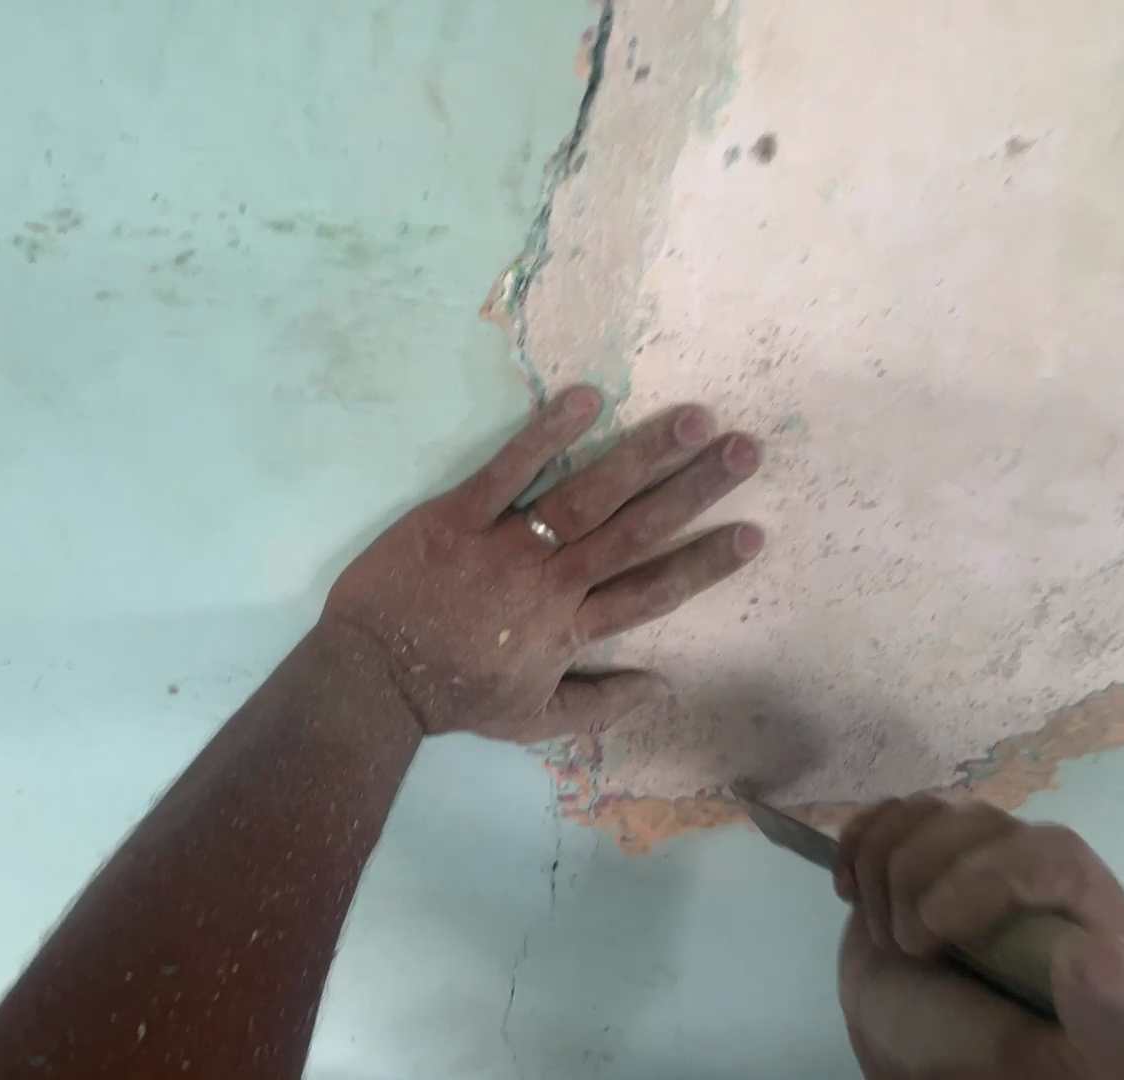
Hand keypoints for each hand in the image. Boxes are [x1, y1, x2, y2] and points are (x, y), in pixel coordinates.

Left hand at [322, 385, 763, 742]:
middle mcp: (551, 583)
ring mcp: (504, 546)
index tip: (753, 533)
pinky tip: (585, 398)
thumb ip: (601, 706)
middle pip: (634, 532)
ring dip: (640, 457)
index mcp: (571, 631)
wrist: (370, 679)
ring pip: (584, 497)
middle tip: (744, 451)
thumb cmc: (454, 696)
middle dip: (693, 491)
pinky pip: (505, 472)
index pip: (654, 593)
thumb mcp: (532, 722)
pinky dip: (543, 435)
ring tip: (691, 420)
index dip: (706, 564)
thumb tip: (665, 688)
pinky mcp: (456, 518)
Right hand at [835, 797, 1123, 1078]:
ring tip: (886, 935)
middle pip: (982, 823)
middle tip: (903, 944)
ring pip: (929, 810)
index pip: (1056, 856)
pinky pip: (889, 812)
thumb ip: (1121, 1035)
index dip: (985, 876)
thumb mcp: (1072, 1076)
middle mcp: (1051, 883)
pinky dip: (856, 843)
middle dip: (920, 876)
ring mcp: (982, 864)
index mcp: (1113, 932)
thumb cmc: (991, 1077)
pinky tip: (852, 893)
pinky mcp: (925, 856)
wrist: (911, 1070)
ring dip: (882, 867)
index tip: (932, 927)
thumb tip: (1105, 955)